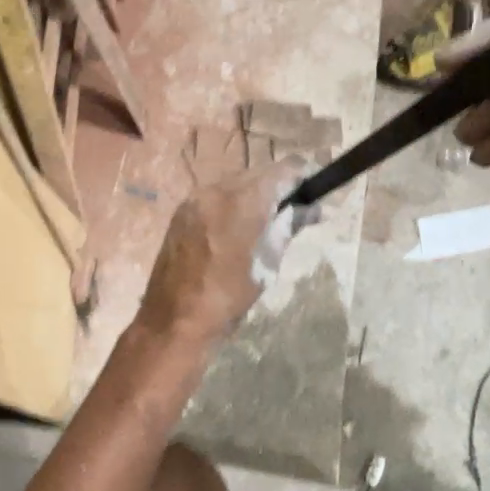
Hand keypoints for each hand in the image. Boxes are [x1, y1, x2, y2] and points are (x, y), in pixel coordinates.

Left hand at [137, 160, 309, 344]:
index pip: (282, 171)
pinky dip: (232, 204)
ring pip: (234, 184)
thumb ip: (287, 228)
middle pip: (257, 174)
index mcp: (242, 201)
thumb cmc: (228, 297)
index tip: (315, 187)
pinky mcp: (181, 212)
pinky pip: (214, 196)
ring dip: (254, 195)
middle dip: (278, 186)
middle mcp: (216, 190)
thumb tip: (310, 209)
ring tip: (267, 220)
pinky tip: (239, 226)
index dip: (302, 176)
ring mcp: (194, 199)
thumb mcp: (267, 264)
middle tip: (295, 208)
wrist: (174, 319)